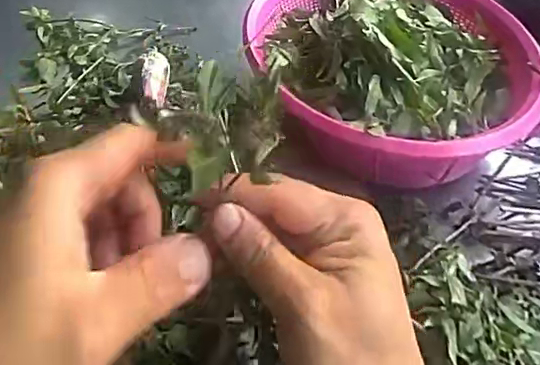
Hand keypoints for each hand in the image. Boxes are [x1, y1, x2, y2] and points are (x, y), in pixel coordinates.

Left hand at [0, 124, 212, 364]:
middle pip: (119, 178)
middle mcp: (44, 185)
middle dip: (144, 221)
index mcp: (60, 181)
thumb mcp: (94, 321)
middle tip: (149, 277)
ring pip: (100, 211)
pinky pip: (76, 235)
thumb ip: (157, 280)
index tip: (208, 179)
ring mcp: (28, 216)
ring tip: (117, 303)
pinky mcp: (19, 248)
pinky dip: (97, 261)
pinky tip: (92, 307)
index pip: (131, 141)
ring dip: (122, 248)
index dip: (172, 150)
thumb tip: (206, 247)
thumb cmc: (13, 346)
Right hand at [206, 175, 420, 364]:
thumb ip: (263, 255)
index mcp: (345, 215)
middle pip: (272, 204)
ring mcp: (324, 246)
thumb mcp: (307, 307)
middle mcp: (335, 219)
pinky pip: (272, 252)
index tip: (189, 195)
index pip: (279, 190)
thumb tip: (218, 210)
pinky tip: (217, 259)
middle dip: (231, 212)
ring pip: (268, 227)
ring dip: (233, 234)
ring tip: (193, 242)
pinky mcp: (312, 272)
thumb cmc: (354, 358)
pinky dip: (245, 256)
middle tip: (185, 224)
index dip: (233, 191)